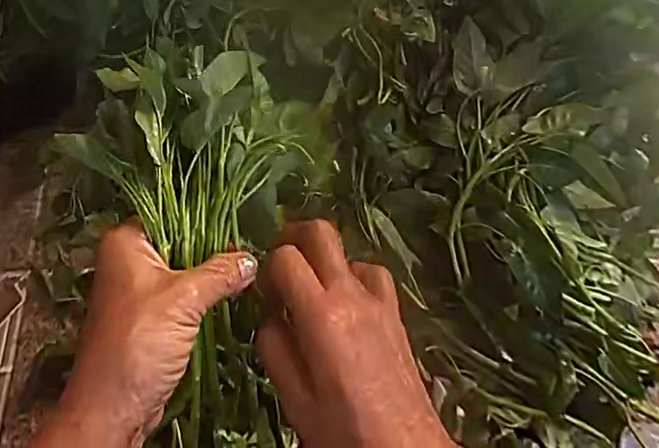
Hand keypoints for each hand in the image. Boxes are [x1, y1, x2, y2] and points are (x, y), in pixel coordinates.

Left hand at [40, 221, 256, 446]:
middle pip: (178, 241)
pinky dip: (201, 297)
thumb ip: (218, 274)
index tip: (235, 221)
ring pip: (181, 270)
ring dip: (208, 276)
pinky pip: (180, 295)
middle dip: (210, 248)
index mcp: (125, 242)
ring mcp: (137, 289)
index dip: (202, 216)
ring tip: (242, 271)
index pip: (169, 212)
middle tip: (244, 248)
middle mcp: (127, 259)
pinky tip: (227, 296)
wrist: (111, 412)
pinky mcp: (148, 316)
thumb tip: (250, 258)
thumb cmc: (135, 346)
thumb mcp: (183, 301)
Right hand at [256, 220, 454, 447]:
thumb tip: (269, 315)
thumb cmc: (347, 435)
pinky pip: (370, 274)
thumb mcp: (296, 402)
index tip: (263, 292)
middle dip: (292, 236)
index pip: (285, 257)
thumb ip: (275, 349)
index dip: (266, 267)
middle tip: (279, 262)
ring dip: (323, 260)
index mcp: (321, 316)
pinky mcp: (395, 313)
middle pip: (319, 232)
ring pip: (345, 250)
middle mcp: (350, 296)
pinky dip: (352, 277)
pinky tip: (345, 301)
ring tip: (311, 289)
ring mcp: (377, 300)